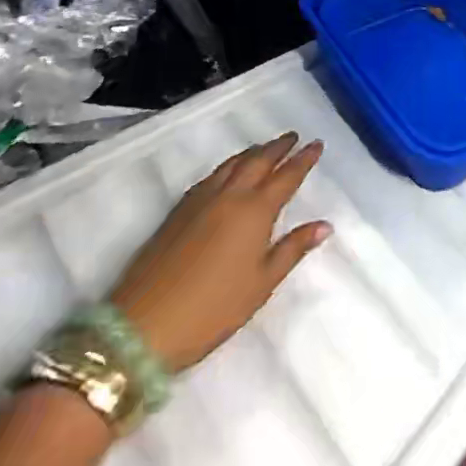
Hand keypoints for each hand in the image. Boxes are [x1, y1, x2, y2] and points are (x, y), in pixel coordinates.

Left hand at [108, 132, 328, 370]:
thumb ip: (293, 249)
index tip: (317, 144)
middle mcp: (229, 197)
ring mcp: (199, 203)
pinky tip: (227, 172)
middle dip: (278, 147)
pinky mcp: (176, 213)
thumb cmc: (213, 309)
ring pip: (231, 165)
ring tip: (264, 147)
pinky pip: (210, 176)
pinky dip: (227, 166)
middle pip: (257, 162)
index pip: (286, 176)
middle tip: (293, 136)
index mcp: (255, 211)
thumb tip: (325, 225)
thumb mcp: (263, 283)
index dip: (303, 159)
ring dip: (252, 152)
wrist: (140, 329)